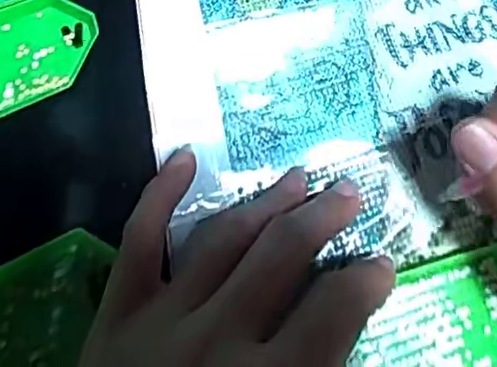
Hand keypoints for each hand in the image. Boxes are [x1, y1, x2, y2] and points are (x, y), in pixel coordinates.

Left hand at [82, 148, 395, 366]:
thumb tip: (352, 339)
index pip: (335, 310)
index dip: (368, 281)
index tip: (382, 265)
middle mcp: (217, 340)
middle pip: (284, 253)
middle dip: (324, 216)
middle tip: (348, 192)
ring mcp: (161, 323)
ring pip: (227, 236)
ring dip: (267, 201)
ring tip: (298, 178)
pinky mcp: (115, 319)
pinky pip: (139, 242)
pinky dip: (160, 194)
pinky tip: (185, 156)